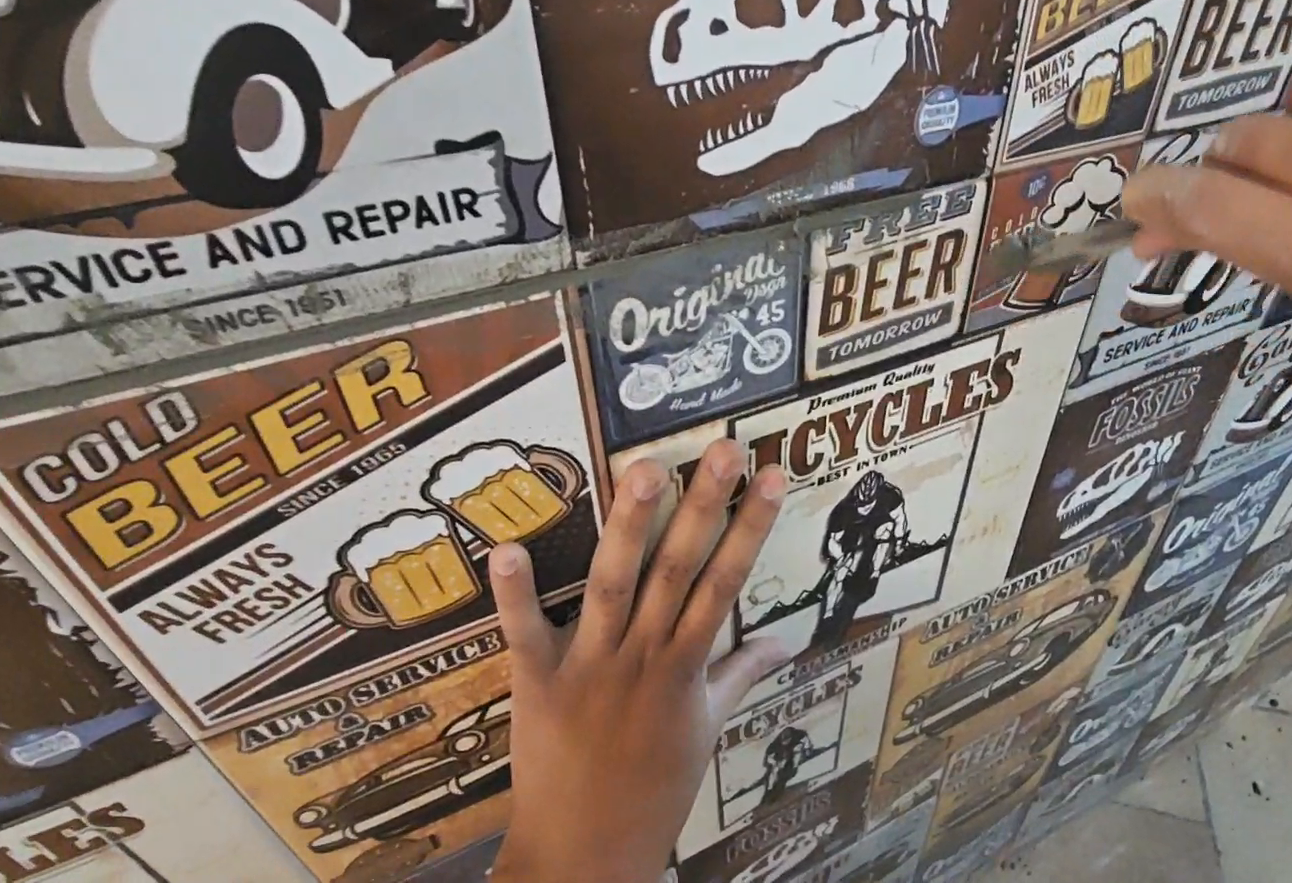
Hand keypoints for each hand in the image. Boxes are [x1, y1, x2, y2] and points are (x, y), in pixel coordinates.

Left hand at [490, 440, 790, 882]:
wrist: (586, 858)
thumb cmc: (653, 791)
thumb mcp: (708, 729)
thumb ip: (742, 674)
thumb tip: (787, 640)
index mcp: (686, 666)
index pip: (726, 582)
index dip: (750, 527)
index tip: (770, 475)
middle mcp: (644, 656)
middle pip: (677, 569)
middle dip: (704, 506)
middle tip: (722, 449)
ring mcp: (590, 667)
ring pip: (614, 585)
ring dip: (629, 526)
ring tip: (645, 468)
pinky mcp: (537, 684)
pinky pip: (525, 635)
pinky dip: (515, 595)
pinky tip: (505, 548)